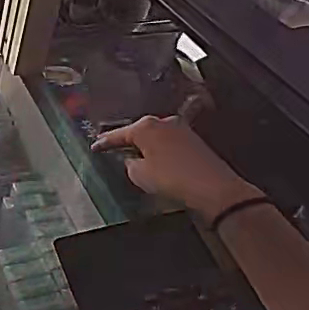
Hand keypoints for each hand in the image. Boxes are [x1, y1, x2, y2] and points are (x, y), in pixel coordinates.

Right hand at [92, 115, 262, 217]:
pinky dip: (160, 150)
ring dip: (145, 146)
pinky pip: (168, 142)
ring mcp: (180, 129)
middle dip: (126, 141)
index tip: (95, 146)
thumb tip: (131, 160)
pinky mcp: (193, 140)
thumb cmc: (173, 178)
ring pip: (154, 136)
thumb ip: (129, 164)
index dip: (104, 142)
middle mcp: (163, 122)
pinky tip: (158, 162)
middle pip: (138, 131)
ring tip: (136, 159)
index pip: (118, 134)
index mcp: (145, 127)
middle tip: (113, 150)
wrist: (212, 187)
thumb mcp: (139, 175)